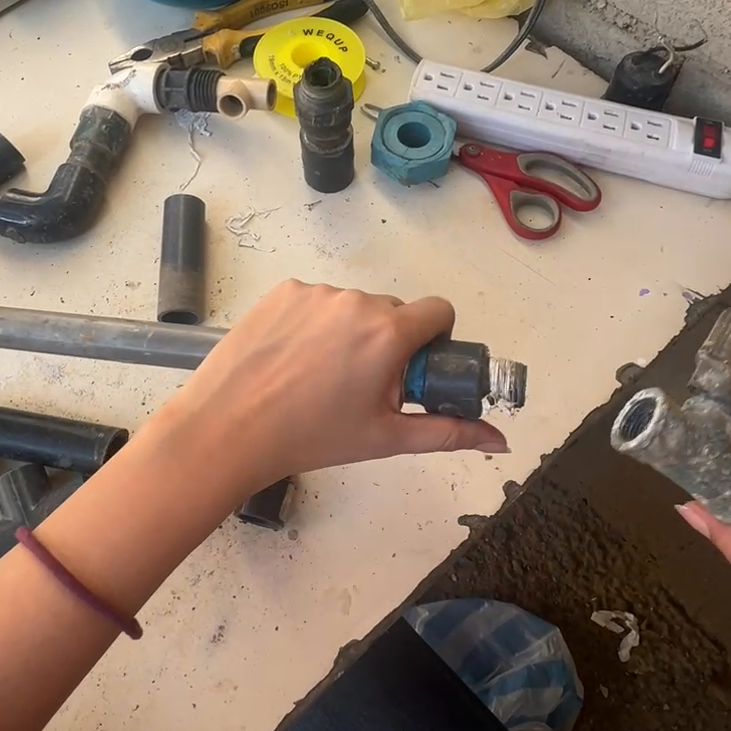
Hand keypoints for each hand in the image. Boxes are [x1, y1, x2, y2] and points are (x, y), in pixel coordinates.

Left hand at [152, 280, 509, 493]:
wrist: (229, 427)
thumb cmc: (312, 437)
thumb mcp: (386, 438)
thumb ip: (449, 432)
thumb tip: (501, 440)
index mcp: (389, 332)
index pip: (439, 310)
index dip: (435, 337)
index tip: (413, 367)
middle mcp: (356, 300)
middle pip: (393, 310)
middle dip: (390, 340)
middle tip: (361, 383)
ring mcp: (315, 291)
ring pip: (352, 306)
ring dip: (349, 331)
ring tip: (318, 374)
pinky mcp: (281, 290)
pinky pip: (315, 300)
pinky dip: (314, 322)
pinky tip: (291, 357)